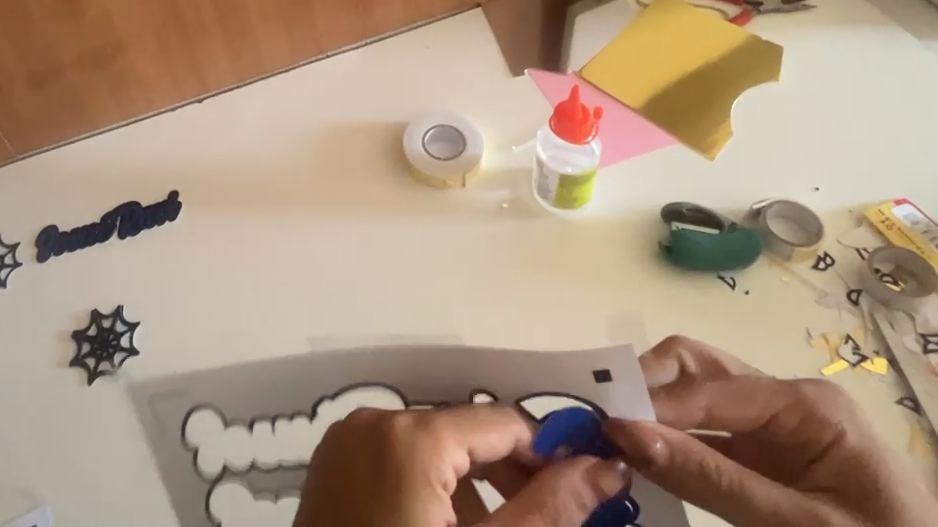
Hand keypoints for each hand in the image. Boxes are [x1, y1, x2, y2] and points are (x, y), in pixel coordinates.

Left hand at [295, 403, 629, 525]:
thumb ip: (548, 510)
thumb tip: (605, 466)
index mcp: (411, 434)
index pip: (502, 422)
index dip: (550, 455)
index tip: (589, 490)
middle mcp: (374, 420)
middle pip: (464, 433)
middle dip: (512, 475)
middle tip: (556, 520)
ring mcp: (347, 441)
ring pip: (431, 448)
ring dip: (473, 487)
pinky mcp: (332, 466)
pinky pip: (396, 460)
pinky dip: (430, 488)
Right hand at [602, 336, 937, 526]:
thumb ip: (712, 480)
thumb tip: (624, 433)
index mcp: (806, 404)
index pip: (706, 388)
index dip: (650, 404)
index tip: (602, 427)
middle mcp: (786, 398)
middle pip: (695, 367)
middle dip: (644, 386)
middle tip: (606, 421)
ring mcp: (776, 426)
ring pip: (694, 392)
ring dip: (652, 407)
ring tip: (616, 435)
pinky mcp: (768, 455)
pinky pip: (707, 432)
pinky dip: (671, 438)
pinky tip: (647, 456)